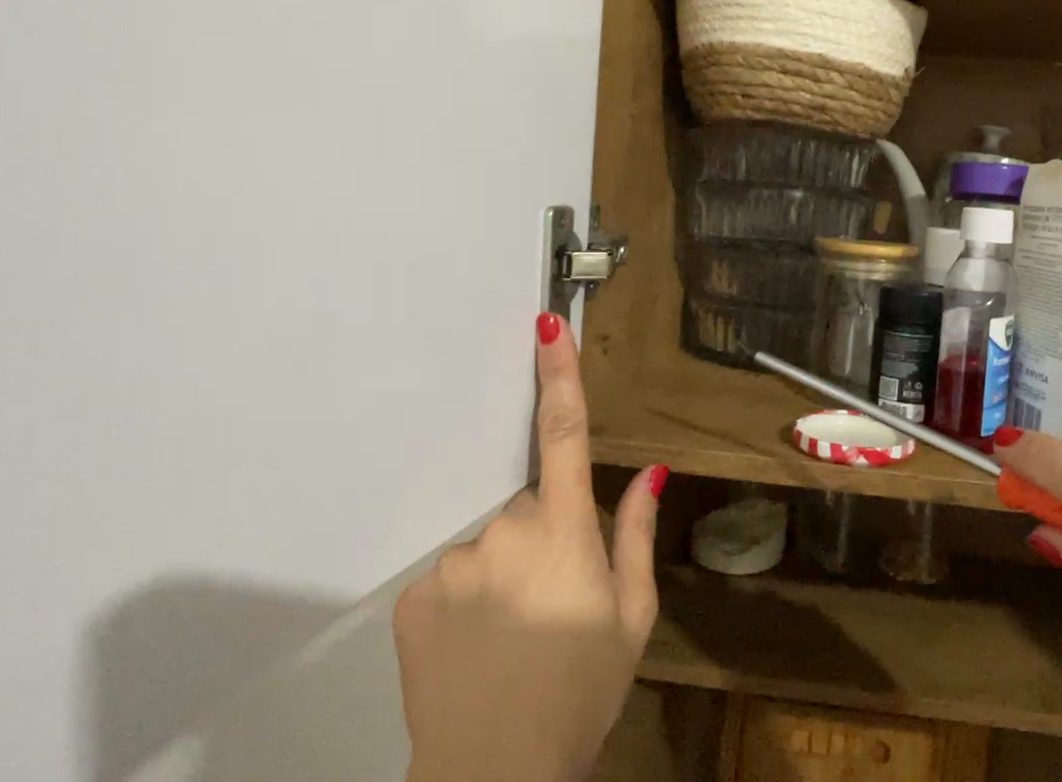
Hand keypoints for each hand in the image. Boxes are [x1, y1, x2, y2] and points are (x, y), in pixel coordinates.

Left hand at [393, 312, 667, 781]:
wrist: (495, 773)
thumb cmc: (583, 690)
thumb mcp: (632, 616)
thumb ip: (637, 533)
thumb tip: (649, 470)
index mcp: (564, 532)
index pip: (563, 435)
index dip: (557, 375)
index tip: (545, 324)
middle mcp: (501, 532)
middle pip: (528, 504)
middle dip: (545, 531)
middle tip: (556, 597)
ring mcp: (451, 562)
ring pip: (489, 539)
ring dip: (506, 567)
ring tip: (514, 632)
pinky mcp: (412, 595)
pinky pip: (453, 572)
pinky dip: (469, 593)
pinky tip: (478, 643)